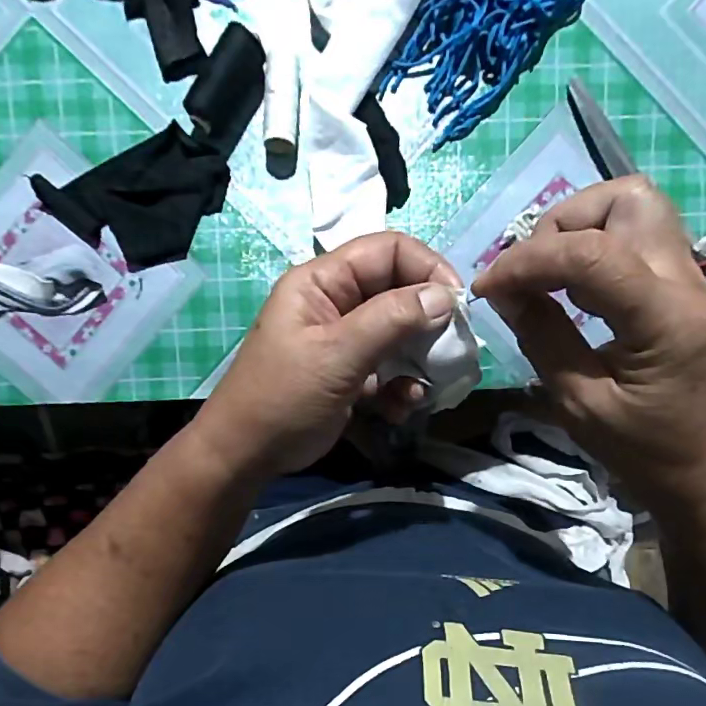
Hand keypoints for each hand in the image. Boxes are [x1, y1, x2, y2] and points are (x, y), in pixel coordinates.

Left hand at [190, 231, 462, 480]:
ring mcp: (346, 340)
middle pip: (399, 293)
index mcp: (323, 282)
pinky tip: (400, 407)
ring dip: (418, 362)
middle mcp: (337, 303)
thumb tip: (445, 297)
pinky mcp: (353, 374)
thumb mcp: (337, 354)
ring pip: (401, 335)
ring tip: (420, 390)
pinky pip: (391, 368)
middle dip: (428, 323)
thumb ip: (391, 320)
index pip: (387, 251)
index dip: (427, 268)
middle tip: (449, 351)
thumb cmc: (284, 397)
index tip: (456, 303)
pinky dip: (403, 386)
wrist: (249, 454)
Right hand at [472, 176, 705, 511]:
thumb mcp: (578, 403)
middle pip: (627, 199)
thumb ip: (542, 336)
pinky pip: (637, 232)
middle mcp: (685, 281)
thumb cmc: (638, 448)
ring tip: (548, 274)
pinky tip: (572, 284)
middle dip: (563, 223)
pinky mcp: (679, 282)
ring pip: (634, 205)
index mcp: (665, 319)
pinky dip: (595, 241)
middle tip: (531, 272)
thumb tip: (503, 289)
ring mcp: (688, 276)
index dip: (529, 260)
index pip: (593, 254)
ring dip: (580, 225)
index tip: (487, 286)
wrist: (693, 466)